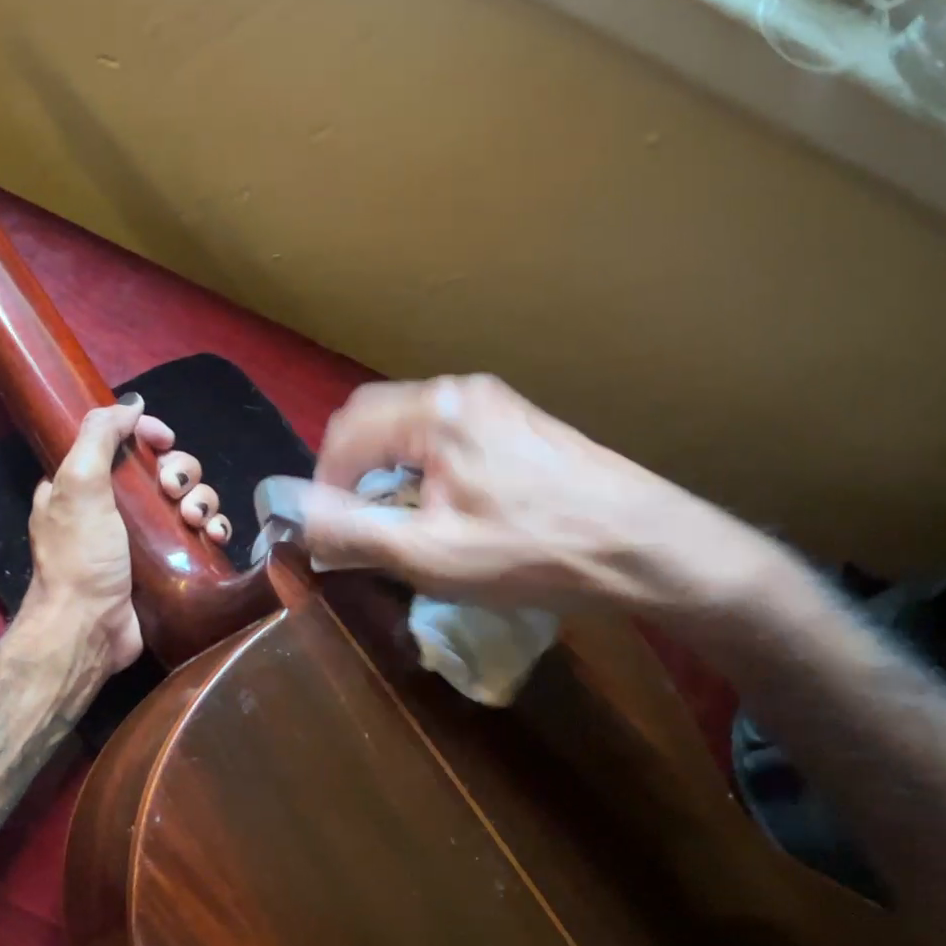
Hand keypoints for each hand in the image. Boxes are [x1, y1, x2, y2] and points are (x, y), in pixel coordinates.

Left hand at [24, 395, 229, 677]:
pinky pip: (198, 535)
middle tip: (174, 492)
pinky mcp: (167, 565)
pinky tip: (214, 536)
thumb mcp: (78, 484)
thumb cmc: (80, 555)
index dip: (147, 434)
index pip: (123, 441)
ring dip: (201, 500)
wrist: (87, 630)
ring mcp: (141, 538)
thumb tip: (132, 404)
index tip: (164, 439)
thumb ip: (98, 435)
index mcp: (85, 483)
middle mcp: (113, 507)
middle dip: (180, 472)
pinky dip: (212, 529)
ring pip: (187, 500)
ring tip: (195, 520)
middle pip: (163, 469)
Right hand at [292, 375, 785, 615]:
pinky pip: (444, 428)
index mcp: (435, 412)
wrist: (654, 550)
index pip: (344, 431)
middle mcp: (461, 391)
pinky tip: (445, 503)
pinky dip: (422, 461)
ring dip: (386, 464)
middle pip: (373, 415)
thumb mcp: (430, 555)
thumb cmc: (535, 553)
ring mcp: (495, 401)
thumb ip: (351, 531)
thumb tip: (292, 517)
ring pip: (409, 422)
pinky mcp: (518, 420)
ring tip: (399, 516)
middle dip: (351, 467)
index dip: (322, 481)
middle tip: (357, 519)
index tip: (328, 527)